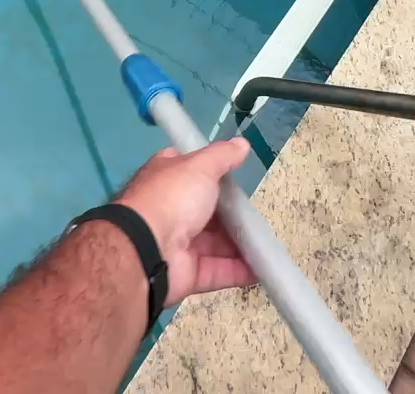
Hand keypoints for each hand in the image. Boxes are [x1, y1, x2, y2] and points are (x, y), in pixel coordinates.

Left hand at [115, 139, 257, 306]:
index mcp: (168, 177)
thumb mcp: (200, 166)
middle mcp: (172, 208)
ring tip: (266, 243)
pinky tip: (261, 268)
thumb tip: (242, 143)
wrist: (148, 248)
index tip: (236, 176)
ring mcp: (179, 242)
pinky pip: (217, 270)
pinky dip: (238, 271)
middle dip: (231, 213)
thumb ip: (222, 156)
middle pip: (207, 210)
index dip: (212, 172)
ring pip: (215, 242)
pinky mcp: (188, 272)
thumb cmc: (173, 196)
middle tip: (257, 215)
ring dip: (239, 243)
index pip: (190, 170)